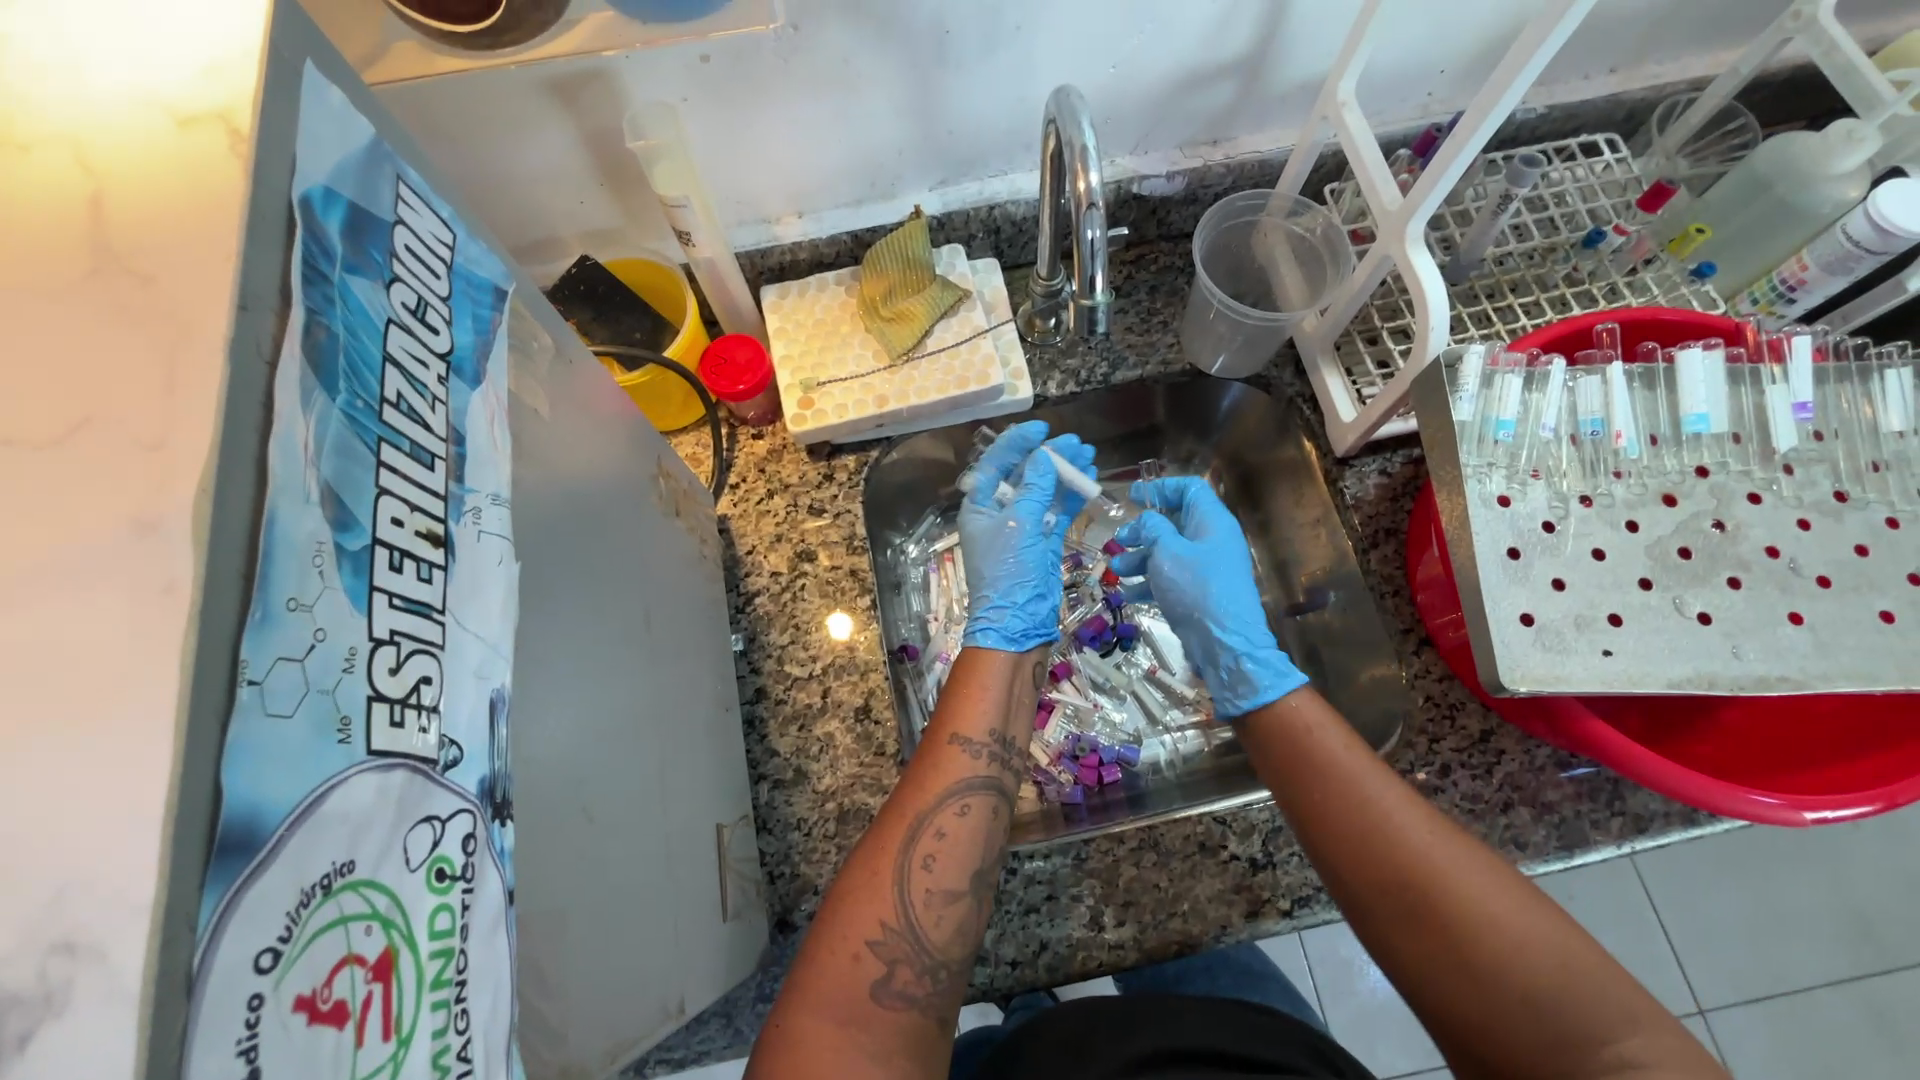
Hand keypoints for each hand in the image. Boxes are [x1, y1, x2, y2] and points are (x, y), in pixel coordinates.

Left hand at [958, 421, 1096, 652]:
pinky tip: (1089, 479)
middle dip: (1049, 456)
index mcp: (979, 505)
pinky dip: (1072, 496)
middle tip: (1076, 443)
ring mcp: (1023, 526)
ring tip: (1089, 455)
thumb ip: (1034, 488)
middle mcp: (999, 512)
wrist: (1018, 622)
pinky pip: (1058, 511)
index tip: (1042, 428)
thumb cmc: (1008, 572)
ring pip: (1045, 491)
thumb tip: (1045, 456)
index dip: (1018, 443)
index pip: (996, 463)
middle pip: (1024, 474)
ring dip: (1065, 473)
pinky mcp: (1043, 541)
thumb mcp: (1018, 525)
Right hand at [1109, 476, 1308, 717]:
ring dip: (1139, 559)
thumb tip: (1148, 520)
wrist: (1224, 643)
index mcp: (1211, 522)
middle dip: (1142, 531)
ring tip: (1117, 570)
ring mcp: (1206, 569)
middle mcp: (1211, 541)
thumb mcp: (1167, 551)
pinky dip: (1149, 583)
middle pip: (1174, 523)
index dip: (1160, 488)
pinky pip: (1170, 579)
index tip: (1132, 497)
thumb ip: (1153, 529)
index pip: (1189, 489)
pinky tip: (1127, 595)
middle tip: (1119, 539)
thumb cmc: (1196, 588)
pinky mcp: (1199, 594)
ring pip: (1168, 553)